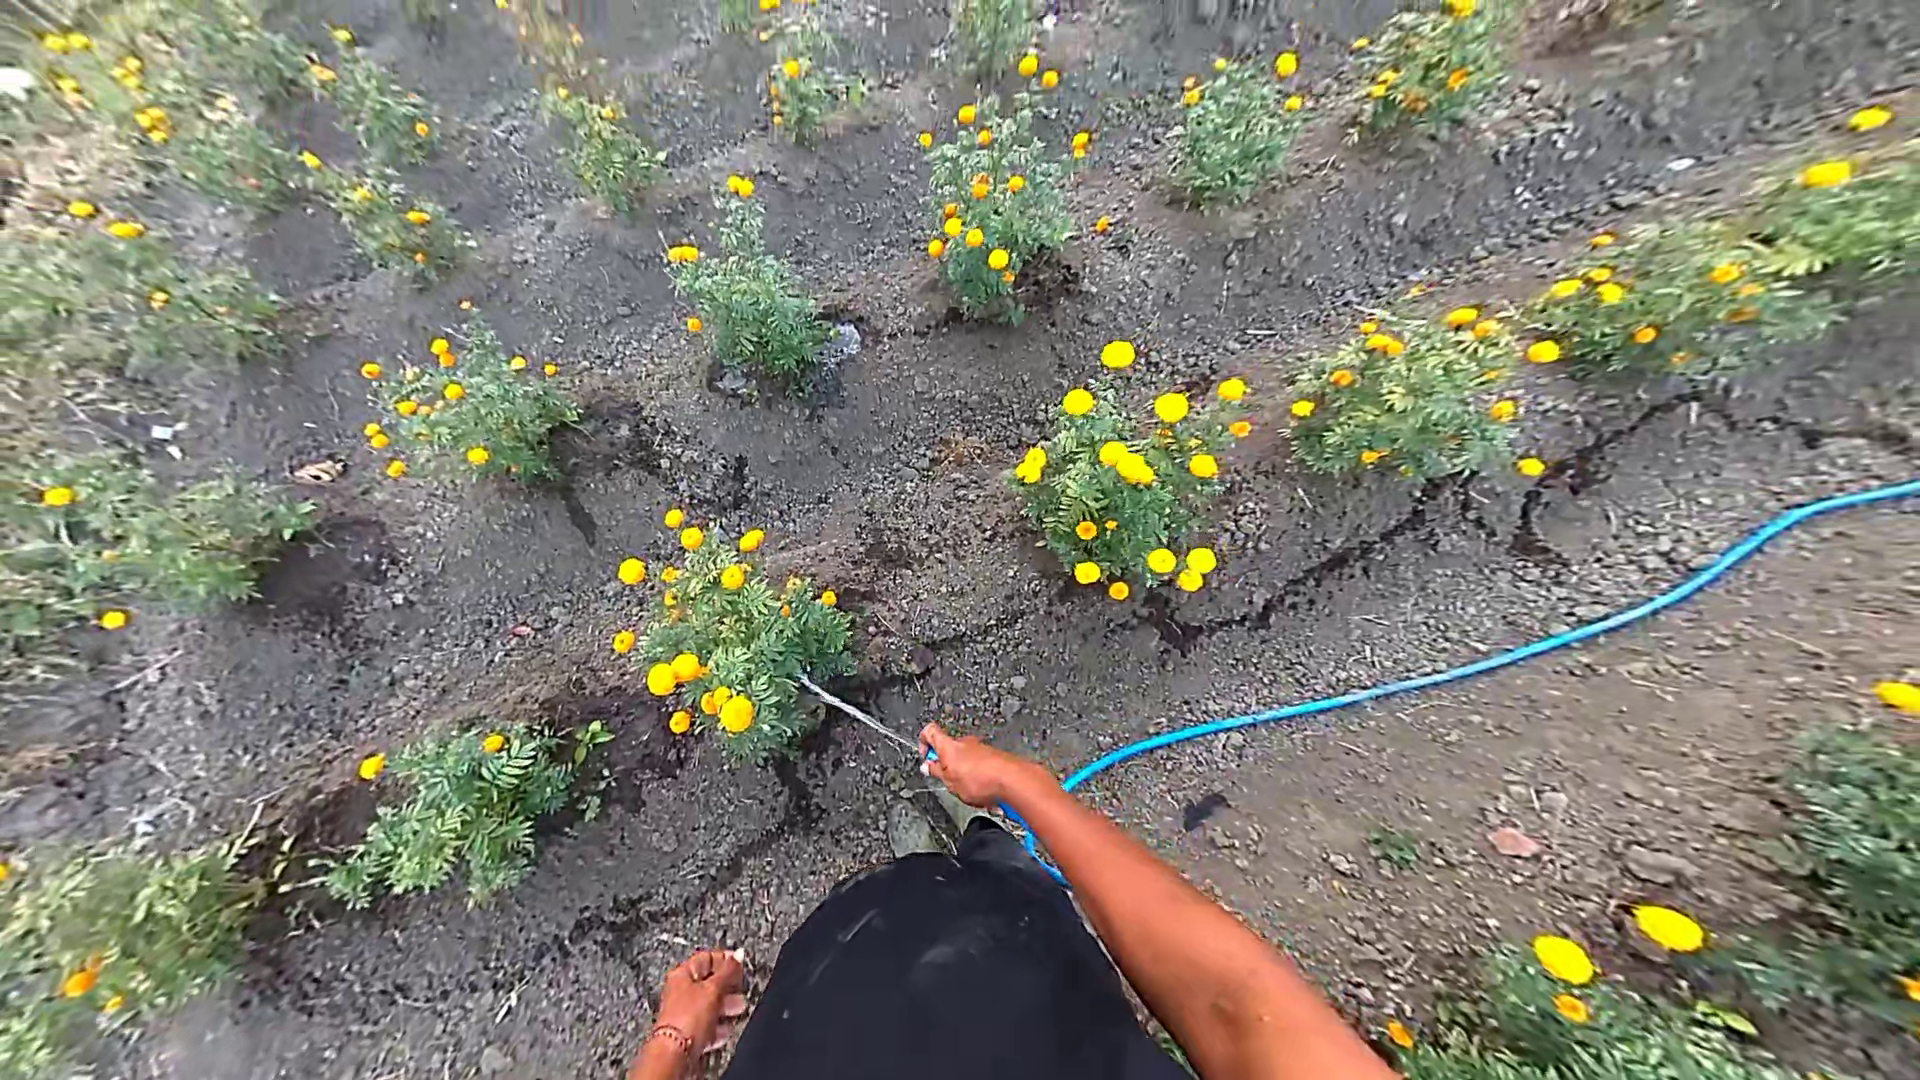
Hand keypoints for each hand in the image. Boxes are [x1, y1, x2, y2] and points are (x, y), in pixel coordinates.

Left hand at [652, 948, 747, 1054]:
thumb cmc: (688, 1017)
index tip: (739, 962)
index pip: (707, 958)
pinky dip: (717, 1026)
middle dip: (728, 986)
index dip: (725, 959)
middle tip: (740, 987)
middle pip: (709, 982)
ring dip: (725, 1006)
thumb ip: (729, 970)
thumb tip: (739, 954)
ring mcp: (682, 1014)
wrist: (674, 1056)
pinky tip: (726, 1029)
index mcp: (682, 975)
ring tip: (739, 1009)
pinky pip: (705, 1025)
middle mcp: (680, 992)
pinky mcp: (685, 1034)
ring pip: (709, 1005)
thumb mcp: (714, 988)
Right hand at [919, 723, 1053, 806]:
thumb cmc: (982, 779)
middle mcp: (965, 743)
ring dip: (963, 773)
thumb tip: (928, 766)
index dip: (924, 743)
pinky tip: (982, 791)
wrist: (1012, 781)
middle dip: (946, 765)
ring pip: (965, 758)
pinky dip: (977, 776)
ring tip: (968, 791)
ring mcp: (980, 749)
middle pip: (948, 748)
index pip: (930, 731)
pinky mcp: (993, 757)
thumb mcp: (949, 781)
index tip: (926, 758)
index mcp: (950, 745)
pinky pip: (979, 766)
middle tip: (948, 782)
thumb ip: (936, 772)